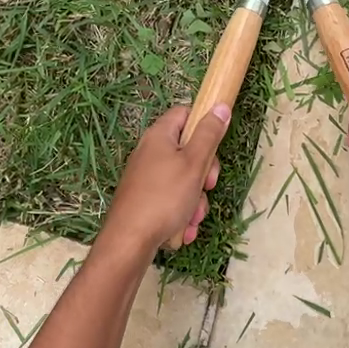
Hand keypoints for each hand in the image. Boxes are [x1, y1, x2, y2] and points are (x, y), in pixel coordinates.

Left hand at [99, 103, 228, 260]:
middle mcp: (150, 152)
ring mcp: (146, 176)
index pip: (185, 113)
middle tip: (208, 186)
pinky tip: (184, 230)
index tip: (215, 145)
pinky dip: (181, 212)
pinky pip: (171, 198)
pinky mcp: (144, 199)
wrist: (128, 241)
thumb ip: (209, 134)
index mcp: (159, 135)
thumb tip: (220, 106)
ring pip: (183, 179)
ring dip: (195, 199)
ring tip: (193, 217)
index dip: (204, 125)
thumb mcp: (194, 163)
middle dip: (204, 173)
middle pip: (188, 150)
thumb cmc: (164, 197)